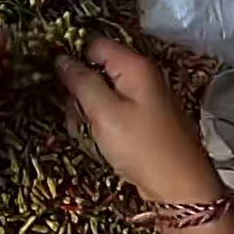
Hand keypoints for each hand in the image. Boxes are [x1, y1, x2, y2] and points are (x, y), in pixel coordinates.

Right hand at [56, 38, 221, 203]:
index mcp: (134, 66)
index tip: (52, 77)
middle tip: (70, 113)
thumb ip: (81, 81)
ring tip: (81, 130)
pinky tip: (94, 137)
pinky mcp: (143, 117)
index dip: (71, 56)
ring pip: (102, 90)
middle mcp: (141, 75)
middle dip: (78, 88)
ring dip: (86, 107)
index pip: (94, 45)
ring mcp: (143, 97)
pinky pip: (113, 108)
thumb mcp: (104, 112)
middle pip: (97, 68)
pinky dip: (100, 119)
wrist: (181, 188)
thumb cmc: (141, 146)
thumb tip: (61, 59)